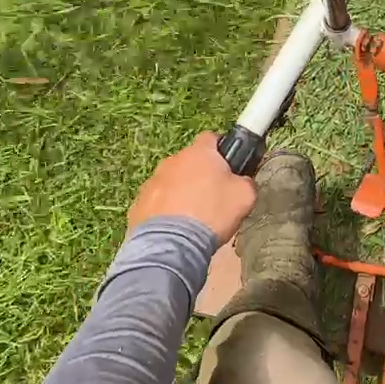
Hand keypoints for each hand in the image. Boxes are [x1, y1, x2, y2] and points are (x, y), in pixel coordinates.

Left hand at [125, 133, 256, 240]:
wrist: (171, 245)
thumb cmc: (212, 213)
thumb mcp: (245, 196)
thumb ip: (246, 182)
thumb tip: (242, 181)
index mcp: (199, 153)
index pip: (212, 138)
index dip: (223, 151)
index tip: (230, 167)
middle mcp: (172, 161)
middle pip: (190, 162)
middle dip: (201, 175)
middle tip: (214, 198)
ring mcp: (152, 181)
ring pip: (172, 182)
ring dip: (182, 193)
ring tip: (194, 218)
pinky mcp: (138, 204)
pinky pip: (157, 202)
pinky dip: (166, 211)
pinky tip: (176, 229)